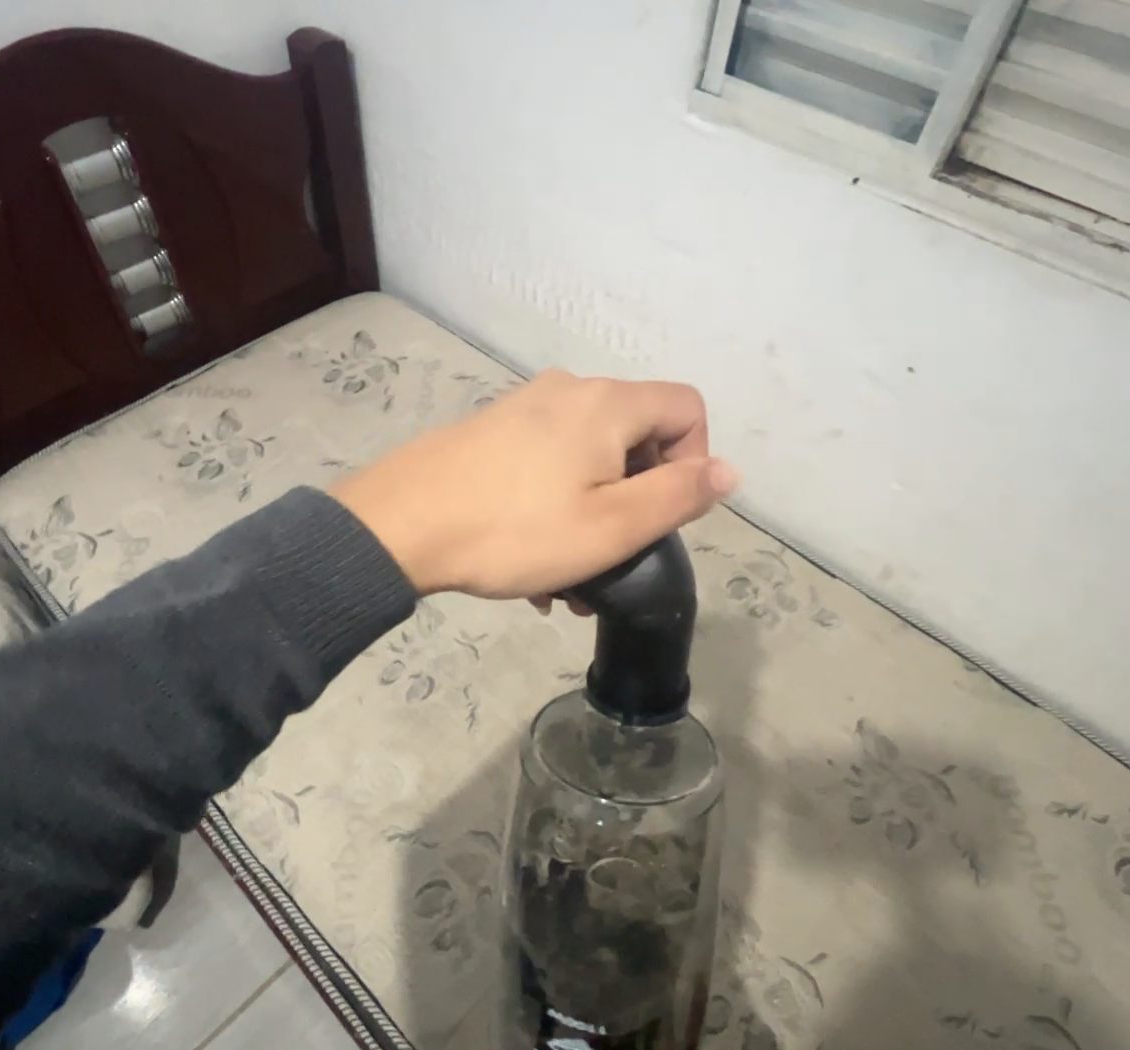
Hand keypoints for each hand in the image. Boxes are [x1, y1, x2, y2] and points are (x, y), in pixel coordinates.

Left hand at [332, 370, 736, 597]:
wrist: (400, 526)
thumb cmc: (515, 530)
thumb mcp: (611, 526)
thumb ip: (678, 496)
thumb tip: (729, 470)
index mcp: (607, 404)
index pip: (687, 408)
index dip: (693, 461)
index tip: (662, 514)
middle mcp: (568, 391)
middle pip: (635, 435)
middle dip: (635, 499)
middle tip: (612, 559)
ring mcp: (523, 407)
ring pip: (587, 458)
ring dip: (591, 514)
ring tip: (565, 579)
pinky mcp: (490, 431)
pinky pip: (545, 463)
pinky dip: (554, 505)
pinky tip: (530, 561)